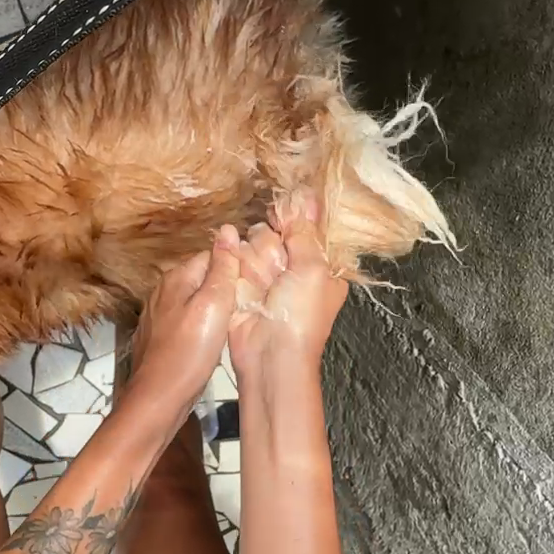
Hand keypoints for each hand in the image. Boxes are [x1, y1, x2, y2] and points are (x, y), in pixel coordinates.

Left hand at [125, 227, 241, 415]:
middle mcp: (163, 291)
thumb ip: (222, 268)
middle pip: (202, 278)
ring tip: (233, 323)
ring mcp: (158, 315)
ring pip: (194, 301)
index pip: (212, 256)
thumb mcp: (213, 305)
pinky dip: (201, 326)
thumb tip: (227, 229)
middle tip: (247, 306)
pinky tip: (211, 342)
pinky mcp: (159, 338)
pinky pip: (186, 321)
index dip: (234, 267)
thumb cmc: (189, 352)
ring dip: (213, 308)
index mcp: (176, 278)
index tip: (254, 285)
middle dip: (224, 287)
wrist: (159, 398)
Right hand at [229, 198, 348, 385]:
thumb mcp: (315, 269)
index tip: (288, 225)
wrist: (269, 354)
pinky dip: (239, 270)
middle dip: (273, 249)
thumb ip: (307, 232)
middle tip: (280, 275)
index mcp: (320, 265)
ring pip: (252, 242)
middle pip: (275, 231)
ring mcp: (265, 274)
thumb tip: (309, 199)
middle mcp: (292, 267)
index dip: (295, 223)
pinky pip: (233, 257)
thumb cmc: (302, 320)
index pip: (305, 226)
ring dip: (256, 263)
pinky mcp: (240, 282)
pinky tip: (246, 289)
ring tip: (264, 290)